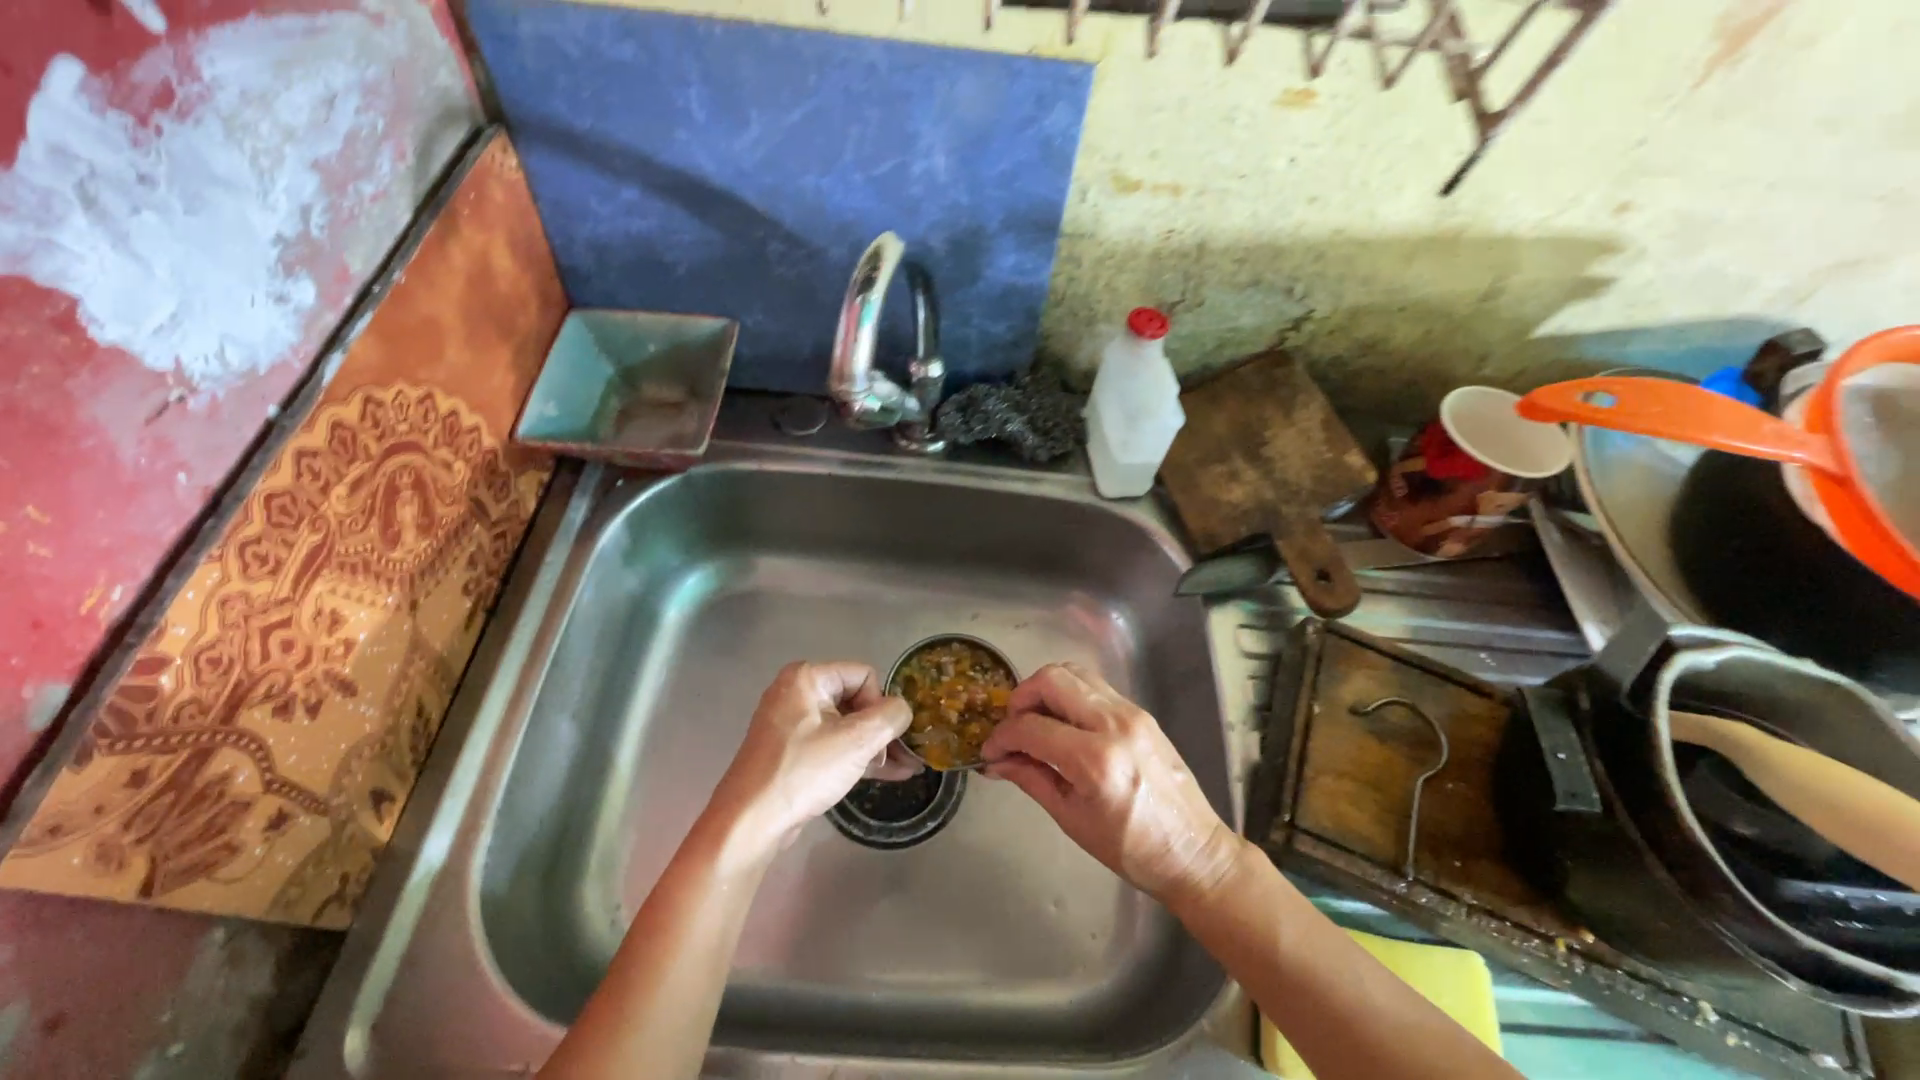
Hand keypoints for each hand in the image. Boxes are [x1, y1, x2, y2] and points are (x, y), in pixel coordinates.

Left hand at [710, 661, 918, 852]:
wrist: (752, 822)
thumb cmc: (803, 772)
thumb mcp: (856, 741)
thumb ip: (890, 717)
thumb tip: (903, 710)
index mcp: (807, 678)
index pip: (864, 676)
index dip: (880, 704)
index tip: (883, 736)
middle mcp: (797, 694)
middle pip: (856, 700)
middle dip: (882, 728)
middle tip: (901, 756)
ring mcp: (793, 725)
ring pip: (847, 726)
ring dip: (876, 746)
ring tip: (908, 766)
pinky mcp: (794, 753)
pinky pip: (834, 746)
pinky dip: (858, 757)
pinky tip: (891, 774)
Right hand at [981, 663, 1240, 904]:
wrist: (1193, 852)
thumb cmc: (1129, 848)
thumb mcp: (1071, 818)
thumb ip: (1031, 779)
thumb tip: (996, 762)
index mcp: (1095, 760)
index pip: (1031, 727)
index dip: (1001, 737)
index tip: (990, 752)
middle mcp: (1114, 724)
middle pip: (1051, 679)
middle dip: (1020, 699)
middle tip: (1012, 728)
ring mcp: (1132, 713)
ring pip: (1074, 674)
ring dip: (1045, 691)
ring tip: (1035, 723)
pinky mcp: (1142, 713)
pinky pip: (1095, 687)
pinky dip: (1070, 696)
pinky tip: (1063, 725)